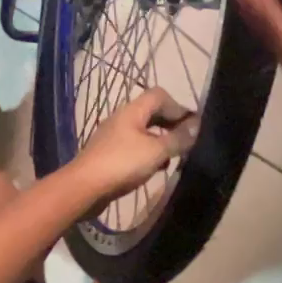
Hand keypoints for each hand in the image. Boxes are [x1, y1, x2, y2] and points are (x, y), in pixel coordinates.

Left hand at [72, 87, 201, 200]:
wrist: (84, 187)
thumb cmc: (122, 164)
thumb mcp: (156, 151)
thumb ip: (177, 138)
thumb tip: (196, 125)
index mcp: (132, 111)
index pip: (159, 95)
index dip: (178, 106)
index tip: (192, 127)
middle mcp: (122, 118)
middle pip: (151, 112)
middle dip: (171, 123)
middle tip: (187, 141)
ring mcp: (114, 136)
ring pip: (143, 131)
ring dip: (160, 139)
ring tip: (175, 155)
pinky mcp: (110, 154)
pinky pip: (134, 146)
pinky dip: (149, 152)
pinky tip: (156, 167)